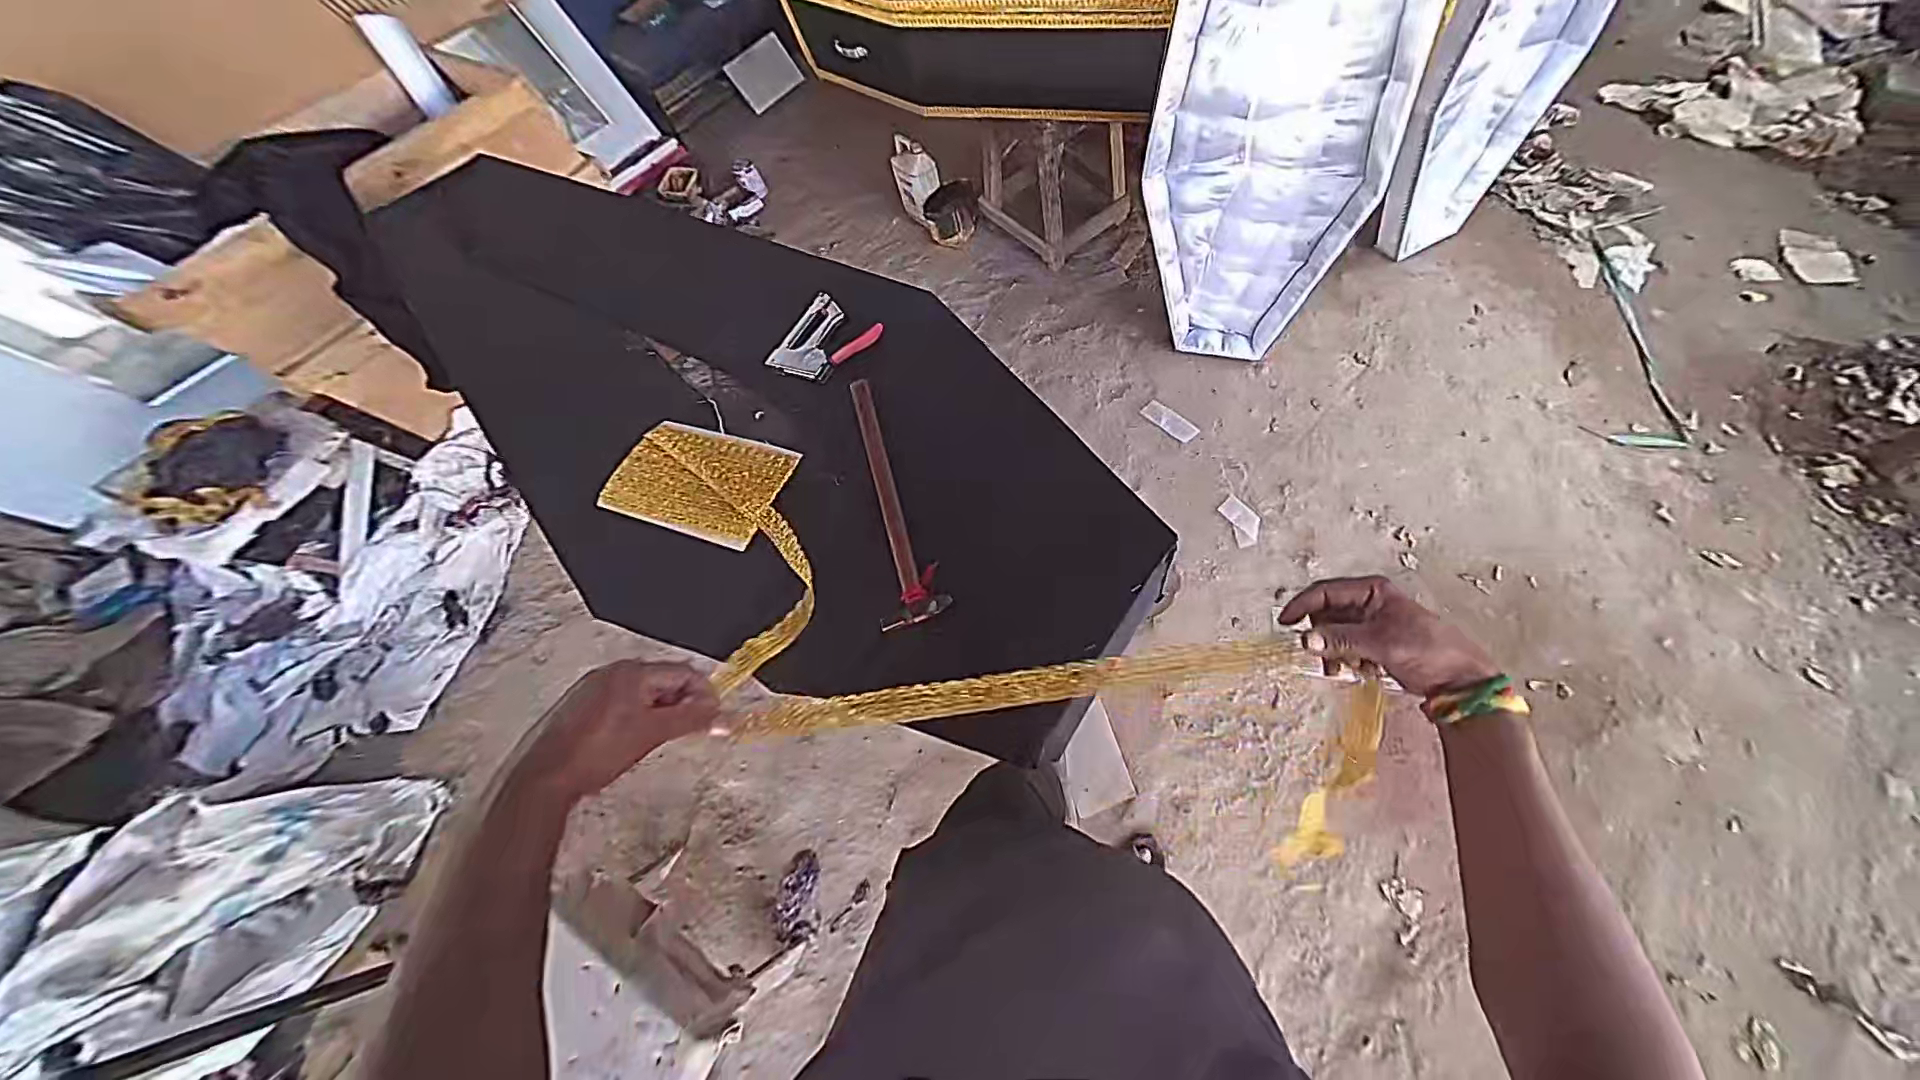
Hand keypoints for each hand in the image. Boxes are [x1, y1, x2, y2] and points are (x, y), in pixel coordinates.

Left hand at [510, 661, 725, 802]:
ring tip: (661, 736)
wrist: (545, 778)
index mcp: (632, 672)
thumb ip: (692, 719)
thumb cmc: (596, 753)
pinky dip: (638, 715)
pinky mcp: (583, 706)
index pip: (684, 672)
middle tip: (691, 728)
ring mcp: (594, 688)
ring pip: (644, 692)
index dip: (703, 694)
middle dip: (683, 702)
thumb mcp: (654, 733)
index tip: (712, 717)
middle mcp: (612, 673)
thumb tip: (722, 714)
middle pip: (665, 679)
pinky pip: (623, 702)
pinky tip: (634, 739)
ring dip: (661, 710)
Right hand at [1277, 576, 1499, 697]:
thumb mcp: (1379, 642)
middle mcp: (1369, 602)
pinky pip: (1345, 645)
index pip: (1325, 592)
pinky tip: (1359, 669)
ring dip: (1332, 649)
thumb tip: (1304, 639)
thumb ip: (1338, 639)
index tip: (1286, 622)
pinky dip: (1344, 657)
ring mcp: (1372, 623)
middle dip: (1320, 634)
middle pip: (1326, 613)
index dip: (1302, 605)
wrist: (1461, 682)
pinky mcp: (1375, 642)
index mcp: (1372, 591)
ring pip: (1334, 631)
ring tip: (1342, 666)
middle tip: (1318, 652)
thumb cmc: (1428, 650)